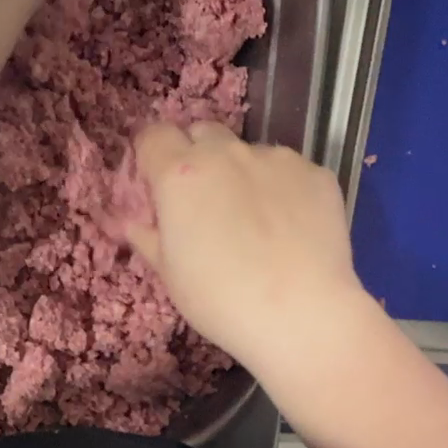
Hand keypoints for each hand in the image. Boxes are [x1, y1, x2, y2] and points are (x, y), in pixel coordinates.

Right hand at [124, 122, 376, 373]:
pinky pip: (287, 172)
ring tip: (252, 224)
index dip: (151, 158)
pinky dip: (279, 191)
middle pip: (202, 133)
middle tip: (202, 205)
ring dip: (240, 175)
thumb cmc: (220, 300)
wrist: (300, 314)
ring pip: (247, 153)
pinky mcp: (316, 173)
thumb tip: (131, 222)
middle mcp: (227, 153)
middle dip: (196, 158)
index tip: (156, 186)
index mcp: (181, 175)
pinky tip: (286, 231)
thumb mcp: (169, 275)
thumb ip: (147, 237)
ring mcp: (276, 158)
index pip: (153, 136)